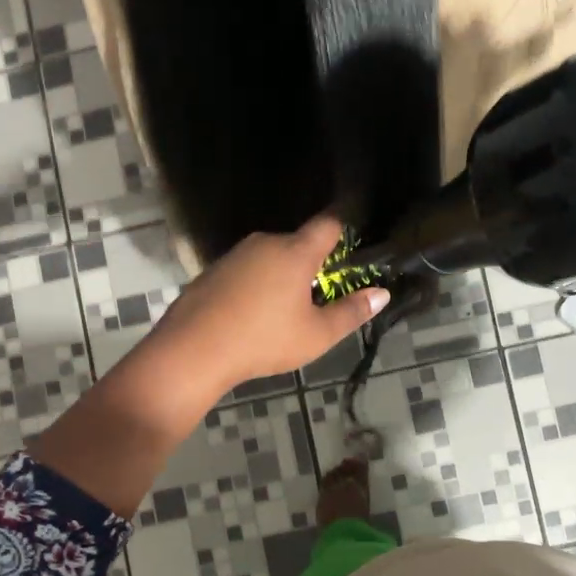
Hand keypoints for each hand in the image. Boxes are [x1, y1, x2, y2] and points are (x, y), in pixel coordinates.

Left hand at [144, 216, 389, 392]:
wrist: (194, 350)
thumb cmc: (264, 340)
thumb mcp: (317, 334)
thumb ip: (351, 312)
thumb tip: (382, 294)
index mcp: (295, 252)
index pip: (327, 225)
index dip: (343, 228)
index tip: (353, 236)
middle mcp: (265, 243)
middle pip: (297, 245)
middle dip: (309, 266)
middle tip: (318, 299)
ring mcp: (234, 256)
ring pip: (269, 261)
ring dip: (279, 280)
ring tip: (282, 316)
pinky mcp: (212, 273)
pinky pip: (244, 274)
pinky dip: (253, 290)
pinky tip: (251, 320)